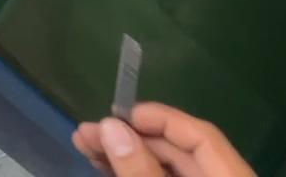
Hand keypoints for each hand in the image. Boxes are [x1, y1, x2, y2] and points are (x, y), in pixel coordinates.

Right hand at [73, 104, 256, 176]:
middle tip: (85, 133)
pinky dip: (133, 171)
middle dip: (128, 138)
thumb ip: (142, 172)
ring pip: (166, 168)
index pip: (202, 136)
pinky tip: (104, 165)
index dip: (160, 119)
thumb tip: (110, 125)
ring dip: (123, 153)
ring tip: (83, 145)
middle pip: (179, 152)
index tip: (118, 115)